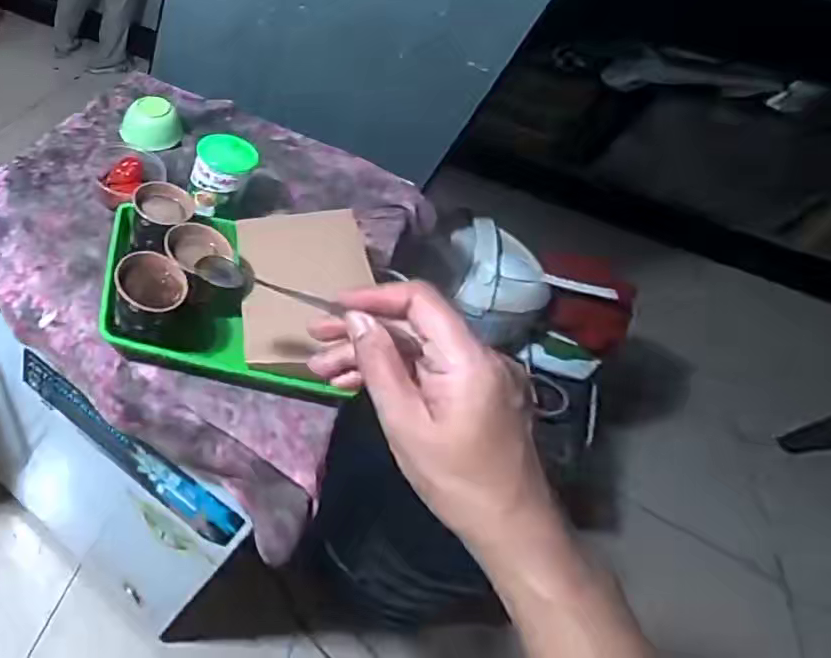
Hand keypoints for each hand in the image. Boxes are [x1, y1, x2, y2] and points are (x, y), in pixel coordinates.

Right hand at [307, 281, 555, 546]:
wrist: (514, 534)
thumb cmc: (455, 481)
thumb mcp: (404, 421)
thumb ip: (379, 363)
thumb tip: (355, 317)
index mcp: (468, 359)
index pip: (419, 300)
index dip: (373, 296)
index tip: (334, 307)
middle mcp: (479, 356)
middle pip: (411, 324)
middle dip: (360, 329)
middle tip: (316, 336)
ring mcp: (479, 374)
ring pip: (413, 346)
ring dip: (367, 353)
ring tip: (323, 368)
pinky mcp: (474, 391)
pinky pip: (425, 367)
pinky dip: (390, 370)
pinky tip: (352, 383)